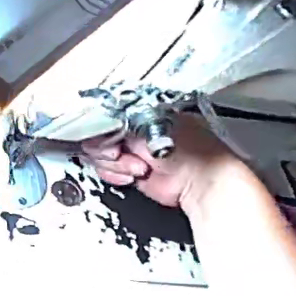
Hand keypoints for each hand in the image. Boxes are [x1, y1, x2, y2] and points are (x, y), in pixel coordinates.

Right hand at [81, 115, 245, 211]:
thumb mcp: (150, 126)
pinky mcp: (129, 172)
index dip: (103, 126)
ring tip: (139, 168)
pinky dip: (115, 174)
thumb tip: (97, 125)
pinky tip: (133, 176)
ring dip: (115, 164)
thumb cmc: (187, 149)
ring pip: (100, 155)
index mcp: (143, 113)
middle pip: (100, 135)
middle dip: (107, 148)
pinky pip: (107, 170)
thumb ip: (120, 123)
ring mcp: (132, 152)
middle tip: (120, 153)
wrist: (198, 182)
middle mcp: (135, 132)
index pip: (108, 116)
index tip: (106, 134)